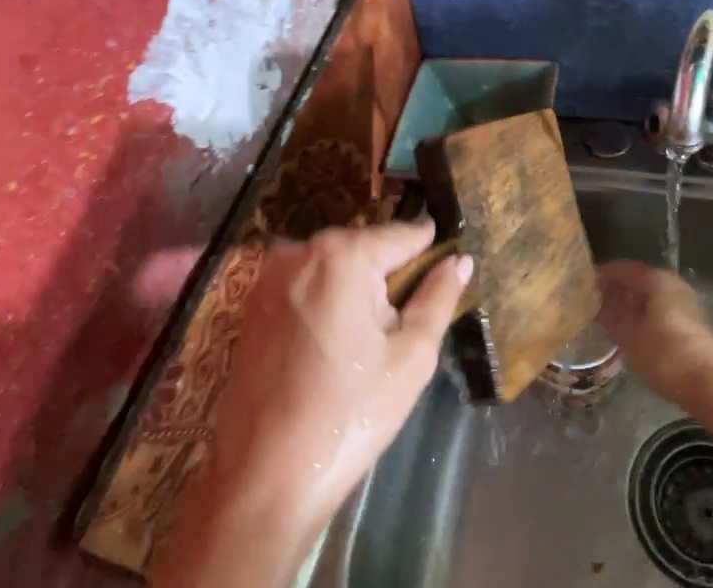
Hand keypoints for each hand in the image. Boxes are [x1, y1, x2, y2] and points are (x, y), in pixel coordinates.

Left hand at [206, 221, 470, 532]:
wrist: (264, 477)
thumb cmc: (350, 414)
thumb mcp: (411, 356)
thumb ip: (439, 298)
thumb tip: (461, 260)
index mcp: (343, 255)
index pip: (404, 235)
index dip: (431, 255)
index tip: (446, 278)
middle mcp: (300, 251)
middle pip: (366, 249)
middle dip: (389, 278)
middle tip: (403, 330)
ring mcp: (269, 278)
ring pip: (334, 269)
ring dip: (357, 293)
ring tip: (368, 346)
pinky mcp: (251, 306)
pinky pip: (305, 288)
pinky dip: (326, 306)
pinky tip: (334, 351)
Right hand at [597, 260, 712, 403]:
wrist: (707, 384)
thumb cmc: (664, 355)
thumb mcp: (629, 336)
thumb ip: (611, 315)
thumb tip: (598, 301)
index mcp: (658, 280)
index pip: (625, 269)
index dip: (604, 274)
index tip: (585, 283)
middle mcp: (674, 284)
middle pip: (640, 281)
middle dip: (618, 290)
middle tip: (594, 301)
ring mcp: (686, 303)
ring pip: (652, 296)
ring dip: (632, 304)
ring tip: (609, 317)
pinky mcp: (692, 322)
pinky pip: (662, 309)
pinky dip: (645, 314)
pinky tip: (632, 330)